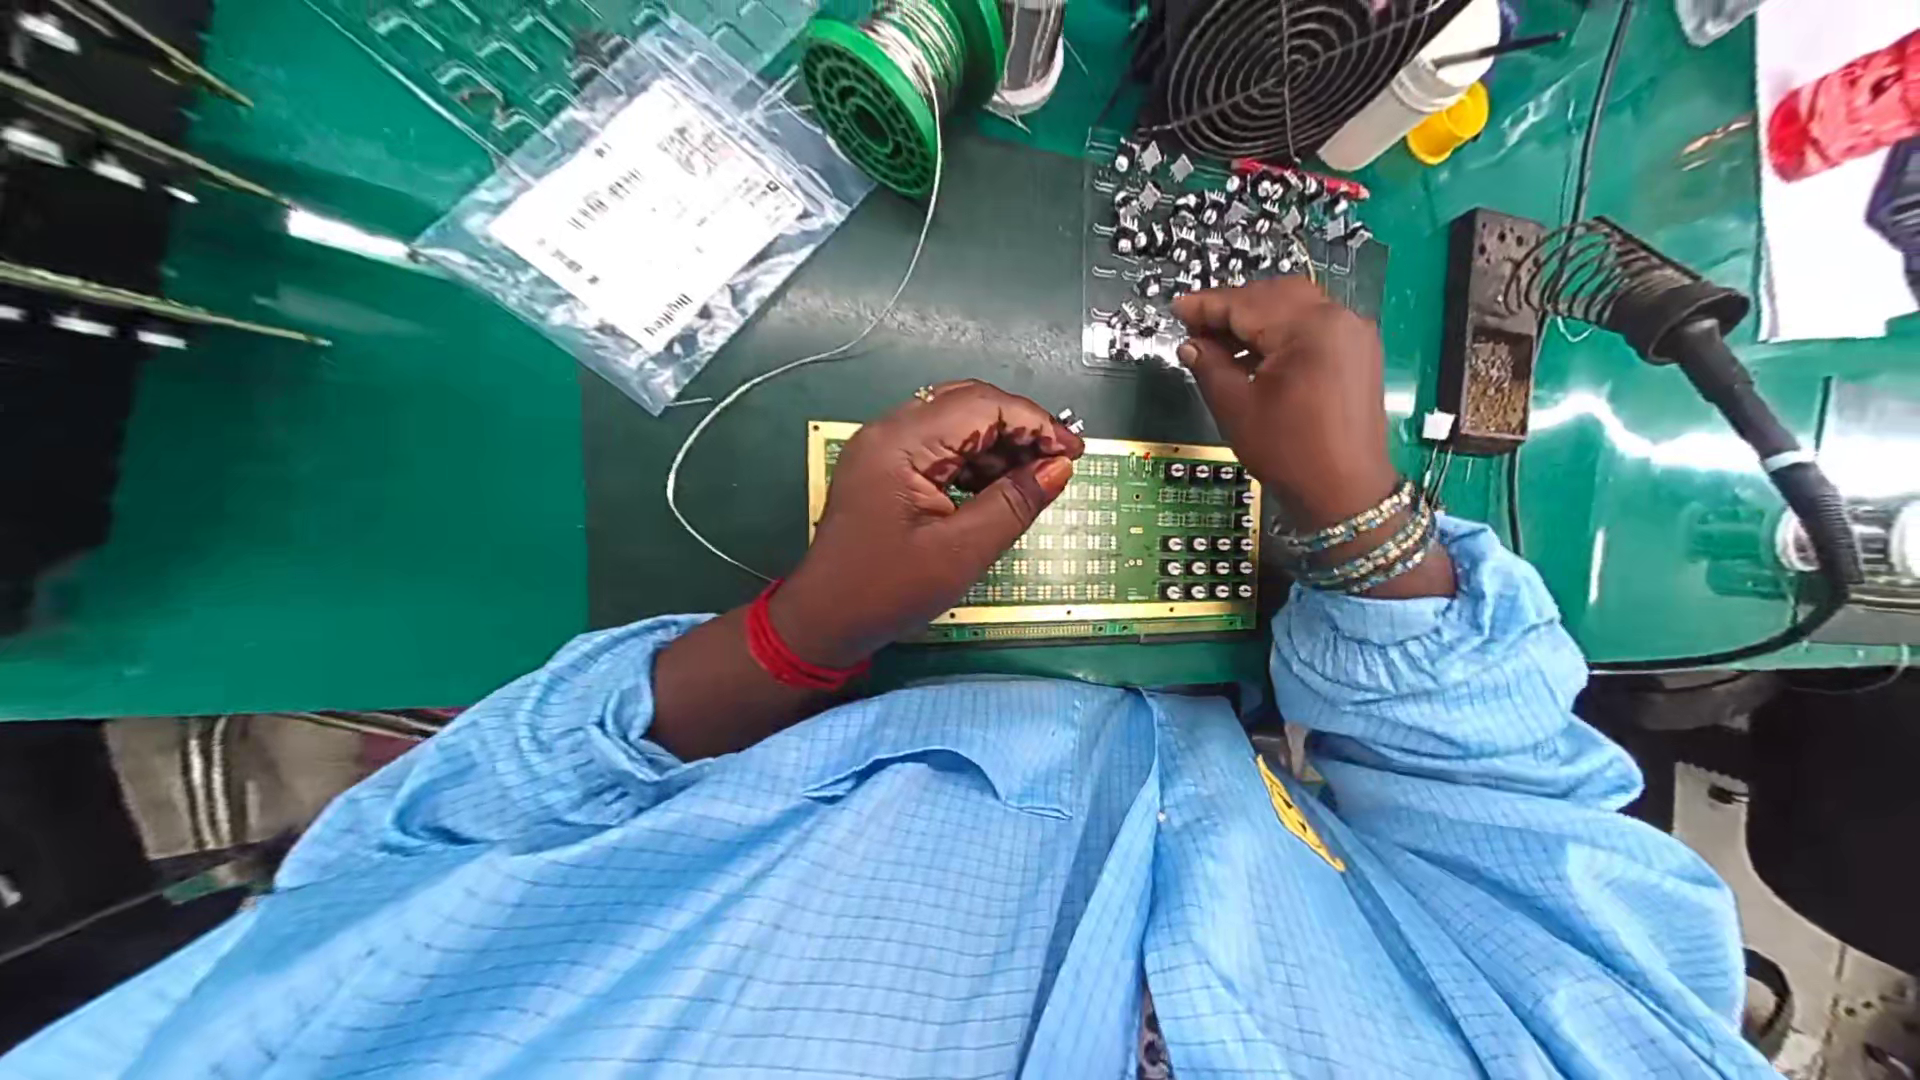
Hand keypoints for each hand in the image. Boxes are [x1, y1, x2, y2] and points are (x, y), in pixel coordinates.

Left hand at [770, 380, 1084, 665]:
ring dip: (1000, 446)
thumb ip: (1014, 503)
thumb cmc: (885, 591)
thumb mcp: (961, 551)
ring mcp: (886, 448)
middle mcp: (890, 432)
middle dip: (1020, 429)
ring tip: (1031, 482)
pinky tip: (998, 488)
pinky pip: (942, 449)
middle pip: (969, 405)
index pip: (982, 405)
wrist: (827, 620)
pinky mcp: (889, 467)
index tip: (1072, 452)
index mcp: (900, 443)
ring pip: (958, 424)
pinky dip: (976, 462)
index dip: (1035, 422)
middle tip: (1057, 464)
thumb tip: (1058, 468)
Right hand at [1172, 278, 1398, 530]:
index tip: (1177, 307)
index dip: (1207, 305)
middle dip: (1232, 306)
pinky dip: (1279, 331)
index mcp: (1309, 328)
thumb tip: (1191, 343)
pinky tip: (1253, 353)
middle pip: (1275, 295)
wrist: (1344, 492)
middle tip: (1195, 326)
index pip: (1247, 303)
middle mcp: (1338, 319)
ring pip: (1295, 307)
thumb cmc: (1286, 451)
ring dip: (1255, 317)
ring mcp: (1354, 334)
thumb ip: (1210, 366)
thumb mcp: (1236, 407)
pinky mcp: (1358, 353)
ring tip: (1219, 341)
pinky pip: (1312, 326)